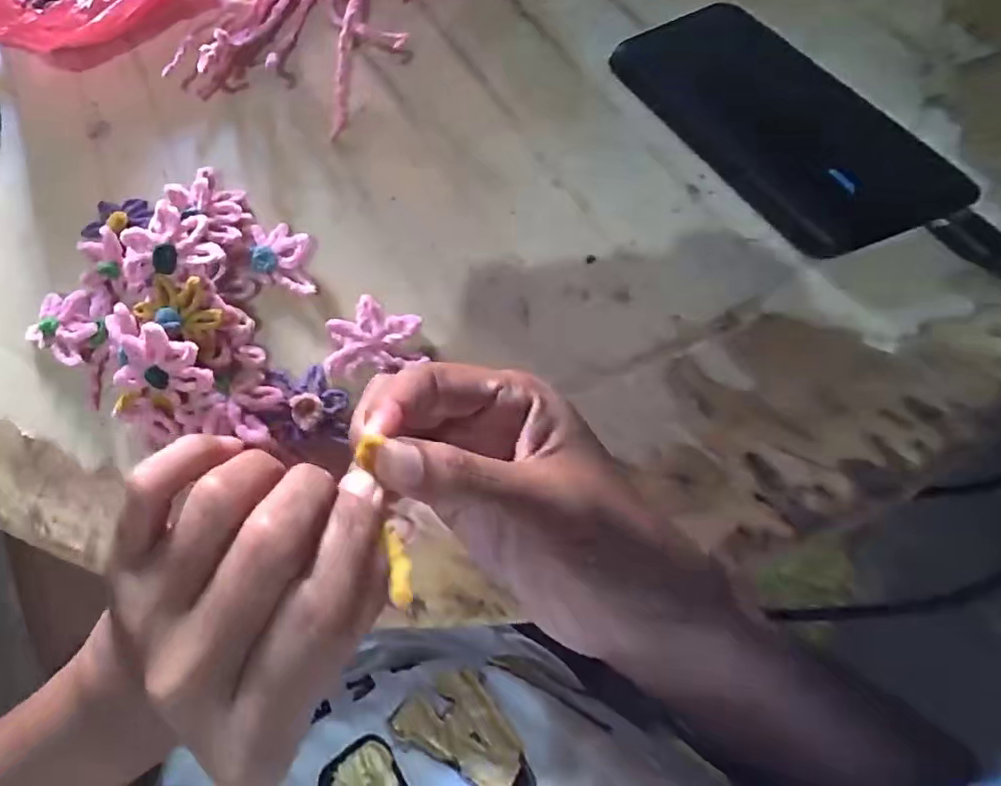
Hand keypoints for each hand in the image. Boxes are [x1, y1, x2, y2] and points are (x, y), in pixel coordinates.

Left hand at [106, 435, 387, 785]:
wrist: (144, 681)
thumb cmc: (249, 668)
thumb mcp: (312, 664)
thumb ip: (355, 598)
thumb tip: (378, 509)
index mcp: (253, 731)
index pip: (319, 615)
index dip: (354, 534)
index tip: (371, 485)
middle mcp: (188, 675)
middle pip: (265, 546)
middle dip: (310, 491)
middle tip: (323, 482)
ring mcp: (146, 612)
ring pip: (214, 502)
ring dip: (263, 468)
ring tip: (279, 473)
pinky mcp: (116, 563)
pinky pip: (150, 484)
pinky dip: (197, 450)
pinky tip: (231, 451)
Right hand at [352, 363, 754, 670]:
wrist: (643, 620)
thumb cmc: (607, 544)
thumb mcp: (537, 503)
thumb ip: (459, 475)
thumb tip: (379, 455)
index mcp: (507, 397)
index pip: (432, 381)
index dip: (395, 402)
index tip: (368, 442)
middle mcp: (478, 417)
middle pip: (406, 401)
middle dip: (378, 424)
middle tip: (359, 466)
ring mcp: (462, 458)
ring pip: (399, 438)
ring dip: (375, 454)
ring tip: (358, 487)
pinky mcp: (451, 497)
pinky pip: (404, 477)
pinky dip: (382, 484)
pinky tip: (368, 502)